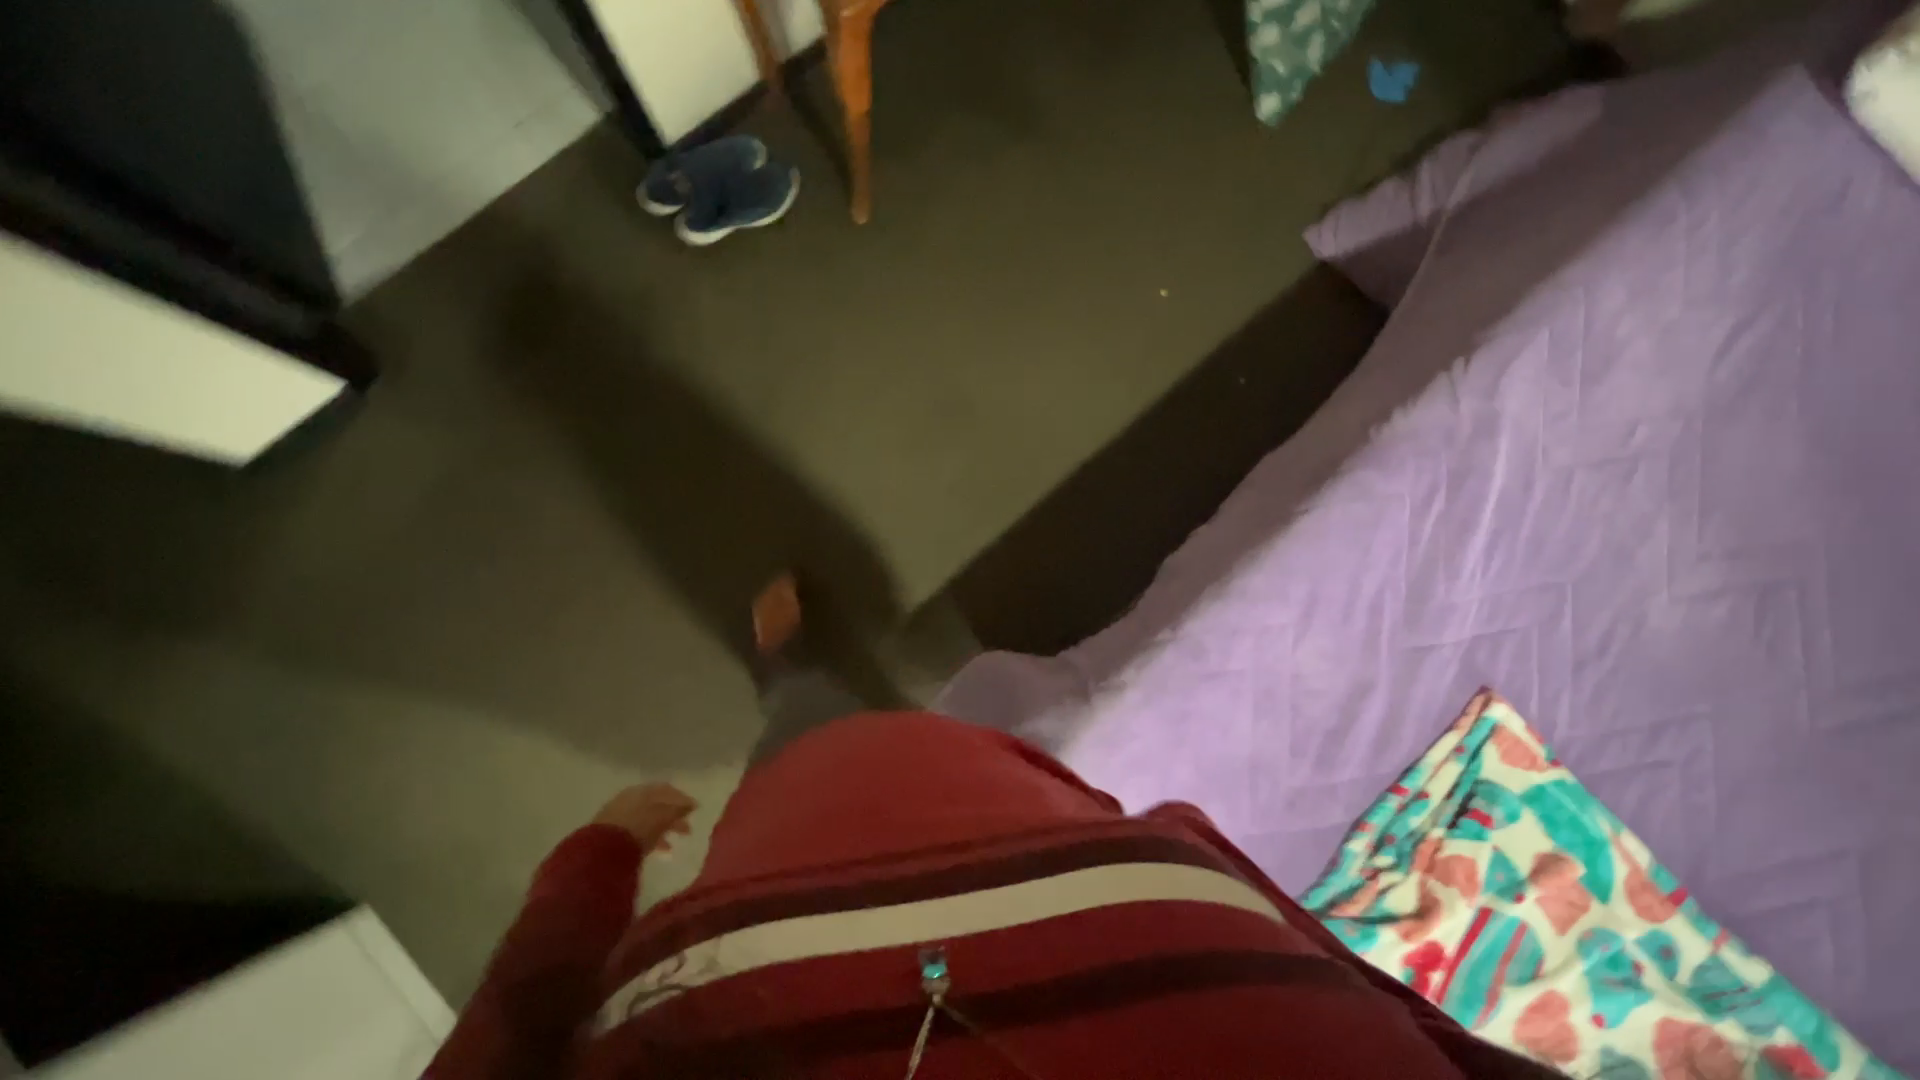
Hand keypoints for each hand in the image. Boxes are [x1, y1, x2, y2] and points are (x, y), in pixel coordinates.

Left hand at [591, 783, 695, 853]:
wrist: (602, 849)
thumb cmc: (638, 827)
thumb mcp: (663, 817)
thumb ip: (678, 809)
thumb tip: (692, 803)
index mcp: (643, 790)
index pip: (666, 789)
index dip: (682, 799)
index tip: (694, 810)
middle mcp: (630, 799)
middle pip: (657, 805)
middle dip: (673, 816)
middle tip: (687, 829)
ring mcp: (619, 815)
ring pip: (647, 820)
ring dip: (662, 830)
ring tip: (672, 846)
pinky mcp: (612, 833)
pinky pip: (637, 832)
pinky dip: (649, 838)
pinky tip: (657, 850)